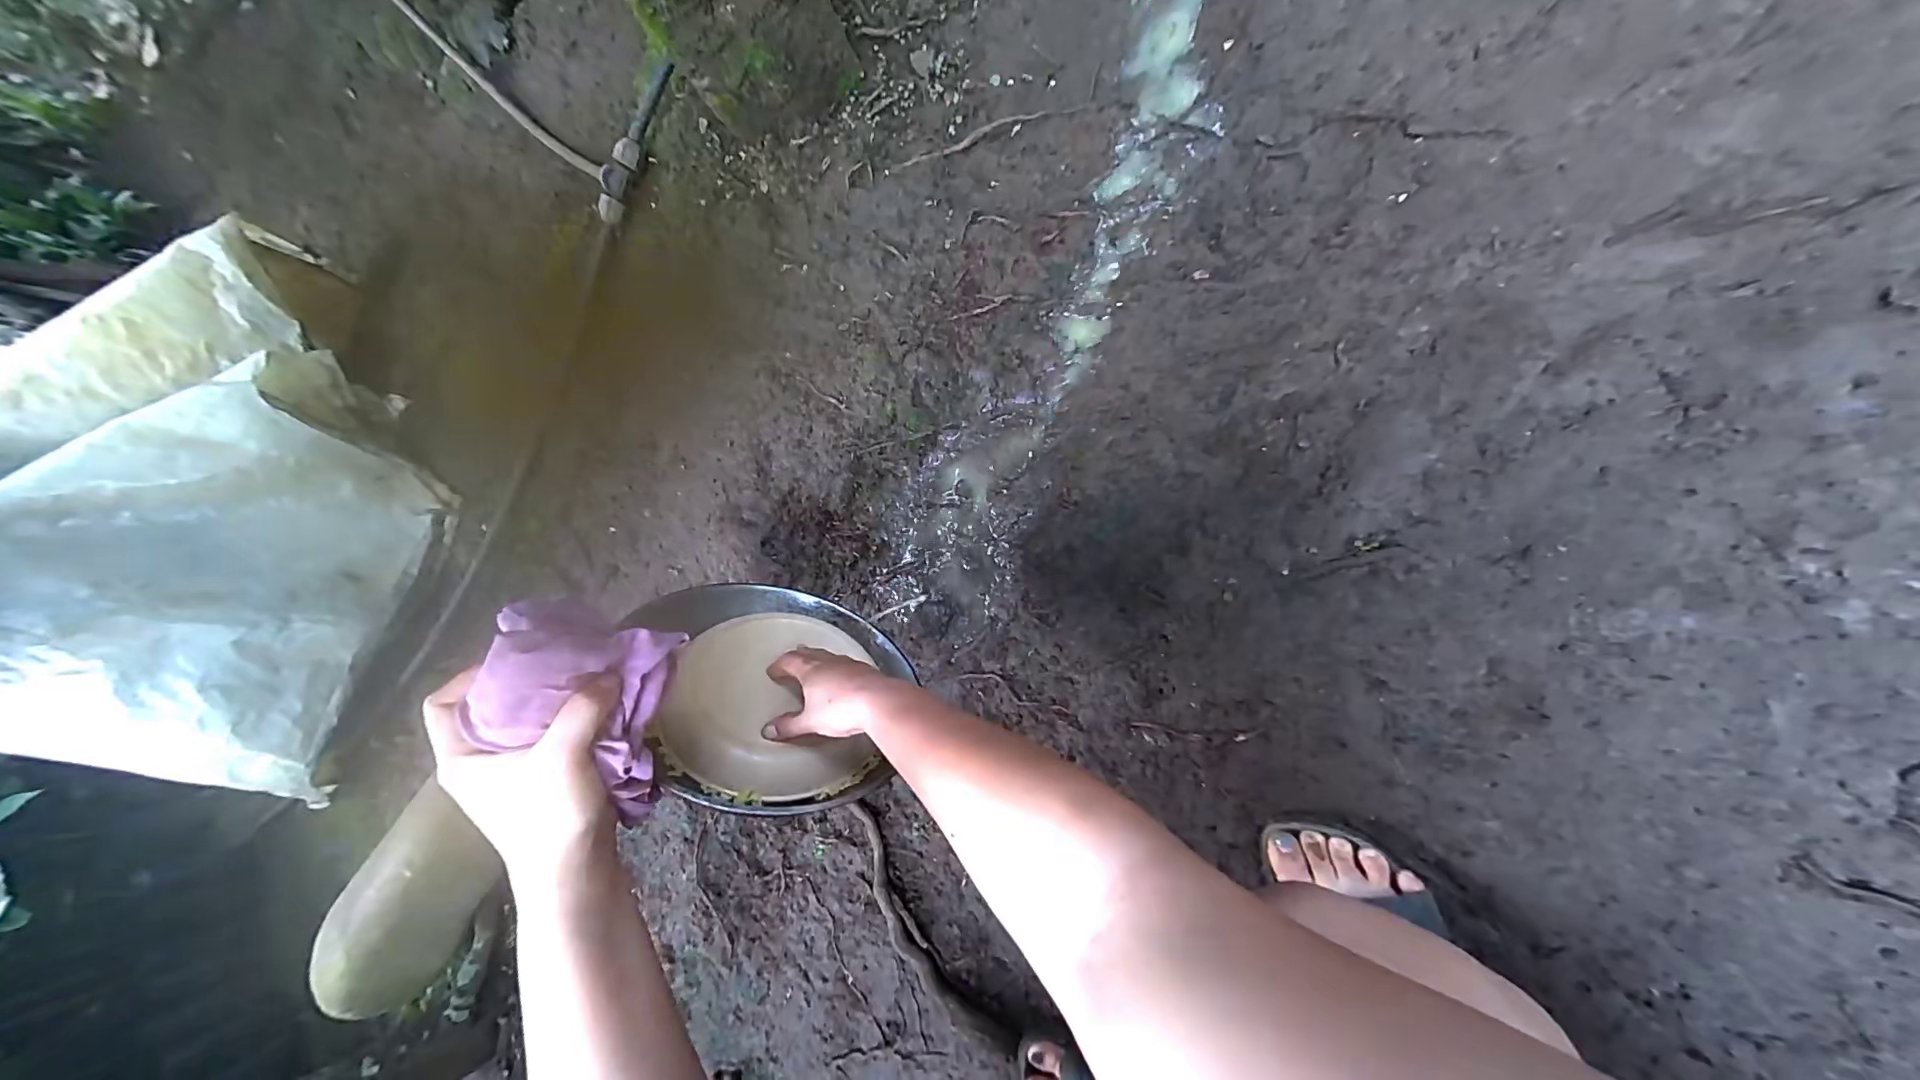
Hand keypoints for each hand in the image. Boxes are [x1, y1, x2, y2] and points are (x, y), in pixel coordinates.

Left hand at [421, 666, 618, 881]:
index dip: (469, 677)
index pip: (440, 704)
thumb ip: (582, 709)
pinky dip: (578, 719)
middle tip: (565, 661)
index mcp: (462, 758)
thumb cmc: (549, 818)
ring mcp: (515, 774)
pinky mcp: (546, 781)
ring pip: (530, 721)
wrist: (574, 875)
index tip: (516, 661)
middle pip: (493, 706)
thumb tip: (607, 673)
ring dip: (560, 700)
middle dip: (530, 681)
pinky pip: (556, 736)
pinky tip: (604, 708)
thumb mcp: (563, 756)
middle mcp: (482, 762)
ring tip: (591, 680)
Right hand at [762, 647, 907, 739]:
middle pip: (810, 653)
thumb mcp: (811, 722)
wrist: (880, 702)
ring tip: (816, 666)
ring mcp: (850, 664)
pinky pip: (848, 666)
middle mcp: (830, 662)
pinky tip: (843, 677)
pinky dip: (840, 670)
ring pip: (830, 657)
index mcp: (810, 670)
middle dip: (799, 656)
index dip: (780, 665)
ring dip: (820, 660)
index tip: (773, 670)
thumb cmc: (842, 709)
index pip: (790, 661)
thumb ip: (790, 726)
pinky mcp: (867, 671)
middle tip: (792, 661)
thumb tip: (770, 730)